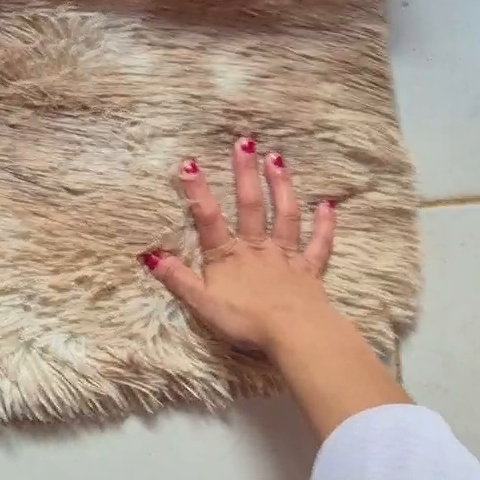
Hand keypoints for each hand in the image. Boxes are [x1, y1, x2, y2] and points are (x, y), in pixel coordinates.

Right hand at [142, 138, 339, 355]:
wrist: (296, 336)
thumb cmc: (246, 321)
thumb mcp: (202, 304)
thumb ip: (178, 279)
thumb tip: (150, 255)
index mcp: (227, 256)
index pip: (208, 218)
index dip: (197, 191)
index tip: (190, 163)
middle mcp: (256, 248)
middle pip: (250, 205)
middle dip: (245, 173)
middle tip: (244, 142)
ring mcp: (285, 256)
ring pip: (284, 215)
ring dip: (281, 186)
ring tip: (277, 159)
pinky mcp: (310, 271)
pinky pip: (319, 244)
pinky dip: (325, 225)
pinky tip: (328, 204)